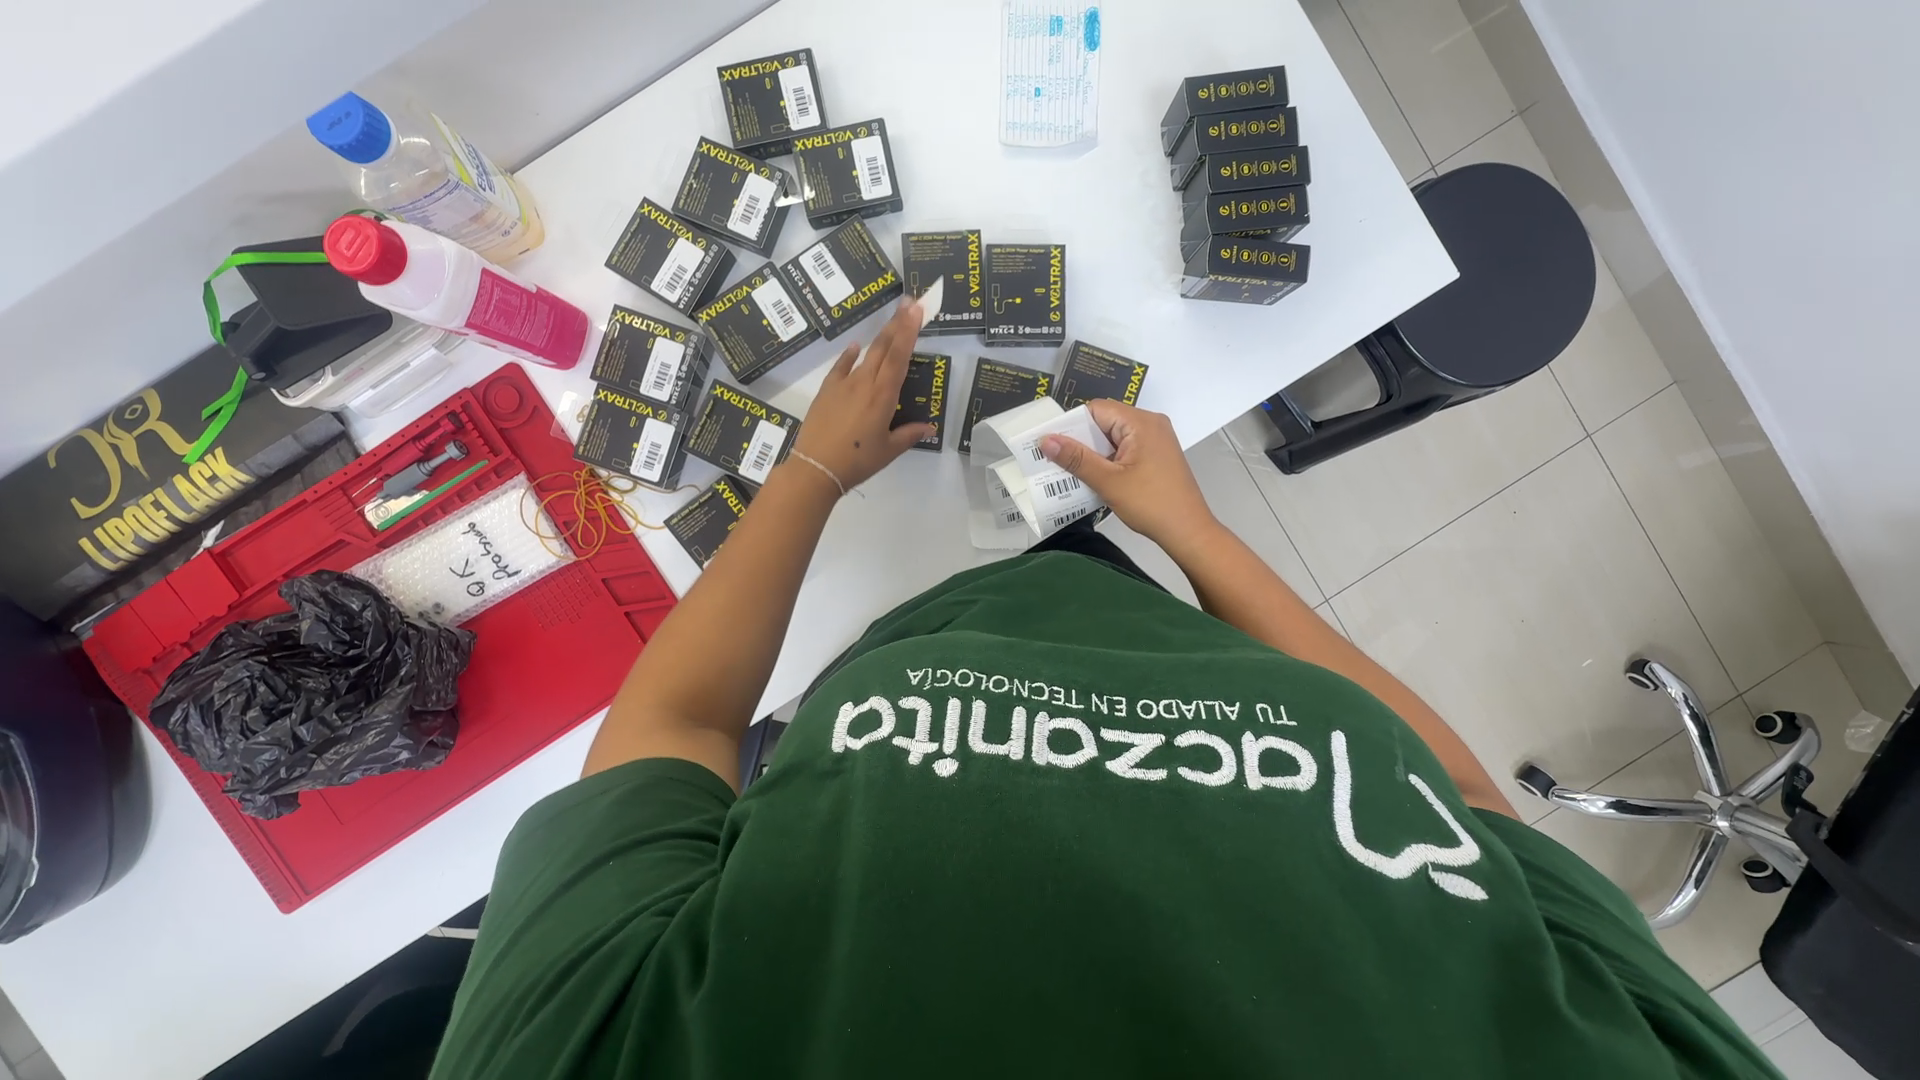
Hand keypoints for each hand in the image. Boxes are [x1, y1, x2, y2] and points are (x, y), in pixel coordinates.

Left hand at [787, 296, 935, 492]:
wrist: (816, 467)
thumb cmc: (857, 460)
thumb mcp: (888, 450)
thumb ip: (909, 435)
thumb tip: (929, 427)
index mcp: (883, 396)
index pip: (899, 356)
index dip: (909, 331)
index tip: (917, 310)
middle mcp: (864, 383)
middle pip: (884, 347)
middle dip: (898, 323)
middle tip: (911, 301)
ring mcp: (843, 384)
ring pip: (866, 354)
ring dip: (880, 336)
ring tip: (891, 321)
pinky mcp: (827, 391)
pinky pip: (841, 367)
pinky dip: (849, 356)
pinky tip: (855, 347)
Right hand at [1040, 400, 1218, 547]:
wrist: (1188, 531)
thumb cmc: (1151, 505)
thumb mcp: (1108, 482)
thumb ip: (1076, 458)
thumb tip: (1046, 440)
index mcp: (1141, 423)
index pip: (1096, 410)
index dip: (1072, 426)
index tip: (1052, 445)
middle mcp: (1151, 423)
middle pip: (1105, 421)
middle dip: (1081, 441)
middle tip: (1057, 460)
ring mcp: (1156, 439)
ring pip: (1113, 437)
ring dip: (1094, 453)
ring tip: (1072, 471)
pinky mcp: (1156, 455)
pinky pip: (1125, 448)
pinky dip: (1109, 460)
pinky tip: (1095, 477)